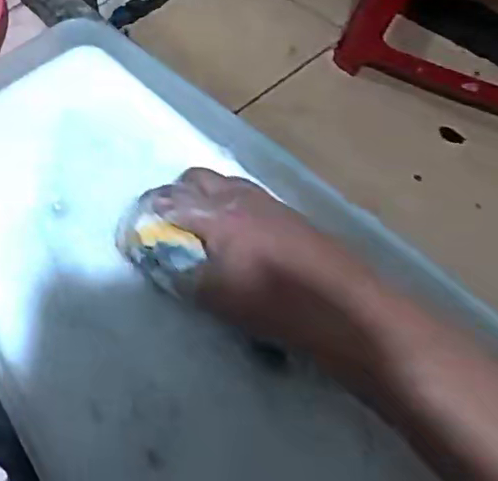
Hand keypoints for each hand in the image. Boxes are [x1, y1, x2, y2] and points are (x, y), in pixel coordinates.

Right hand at [150, 168, 376, 351]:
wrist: (358, 318)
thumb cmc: (277, 306)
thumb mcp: (216, 298)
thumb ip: (179, 274)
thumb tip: (158, 262)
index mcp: (212, 213)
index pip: (164, 199)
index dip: (146, 212)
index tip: (138, 229)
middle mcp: (237, 198)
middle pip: (193, 179)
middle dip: (176, 195)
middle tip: (172, 223)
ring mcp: (270, 204)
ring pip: (225, 185)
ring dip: (208, 199)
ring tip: (207, 230)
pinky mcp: (295, 218)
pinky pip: (251, 200)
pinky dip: (237, 210)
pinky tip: (244, 241)